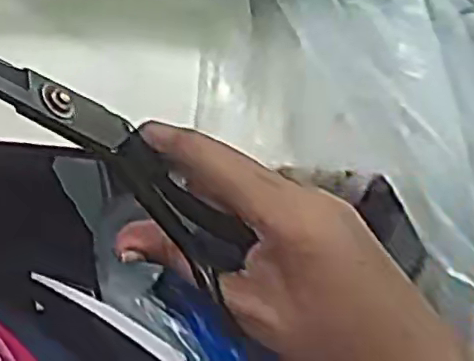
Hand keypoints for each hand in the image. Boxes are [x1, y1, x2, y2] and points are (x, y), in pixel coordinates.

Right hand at [116, 124, 463, 360]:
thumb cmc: (345, 346)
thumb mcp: (248, 307)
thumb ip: (181, 261)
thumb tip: (129, 238)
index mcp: (288, 212)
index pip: (210, 155)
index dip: (167, 139)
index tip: (136, 133)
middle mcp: (310, 196)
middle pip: (226, 161)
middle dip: (184, 167)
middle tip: (150, 181)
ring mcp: (327, 203)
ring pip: (247, 173)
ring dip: (213, 182)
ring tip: (189, 211)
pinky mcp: (334, 214)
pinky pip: (270, 187)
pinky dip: (240, 194)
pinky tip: (230, 223)